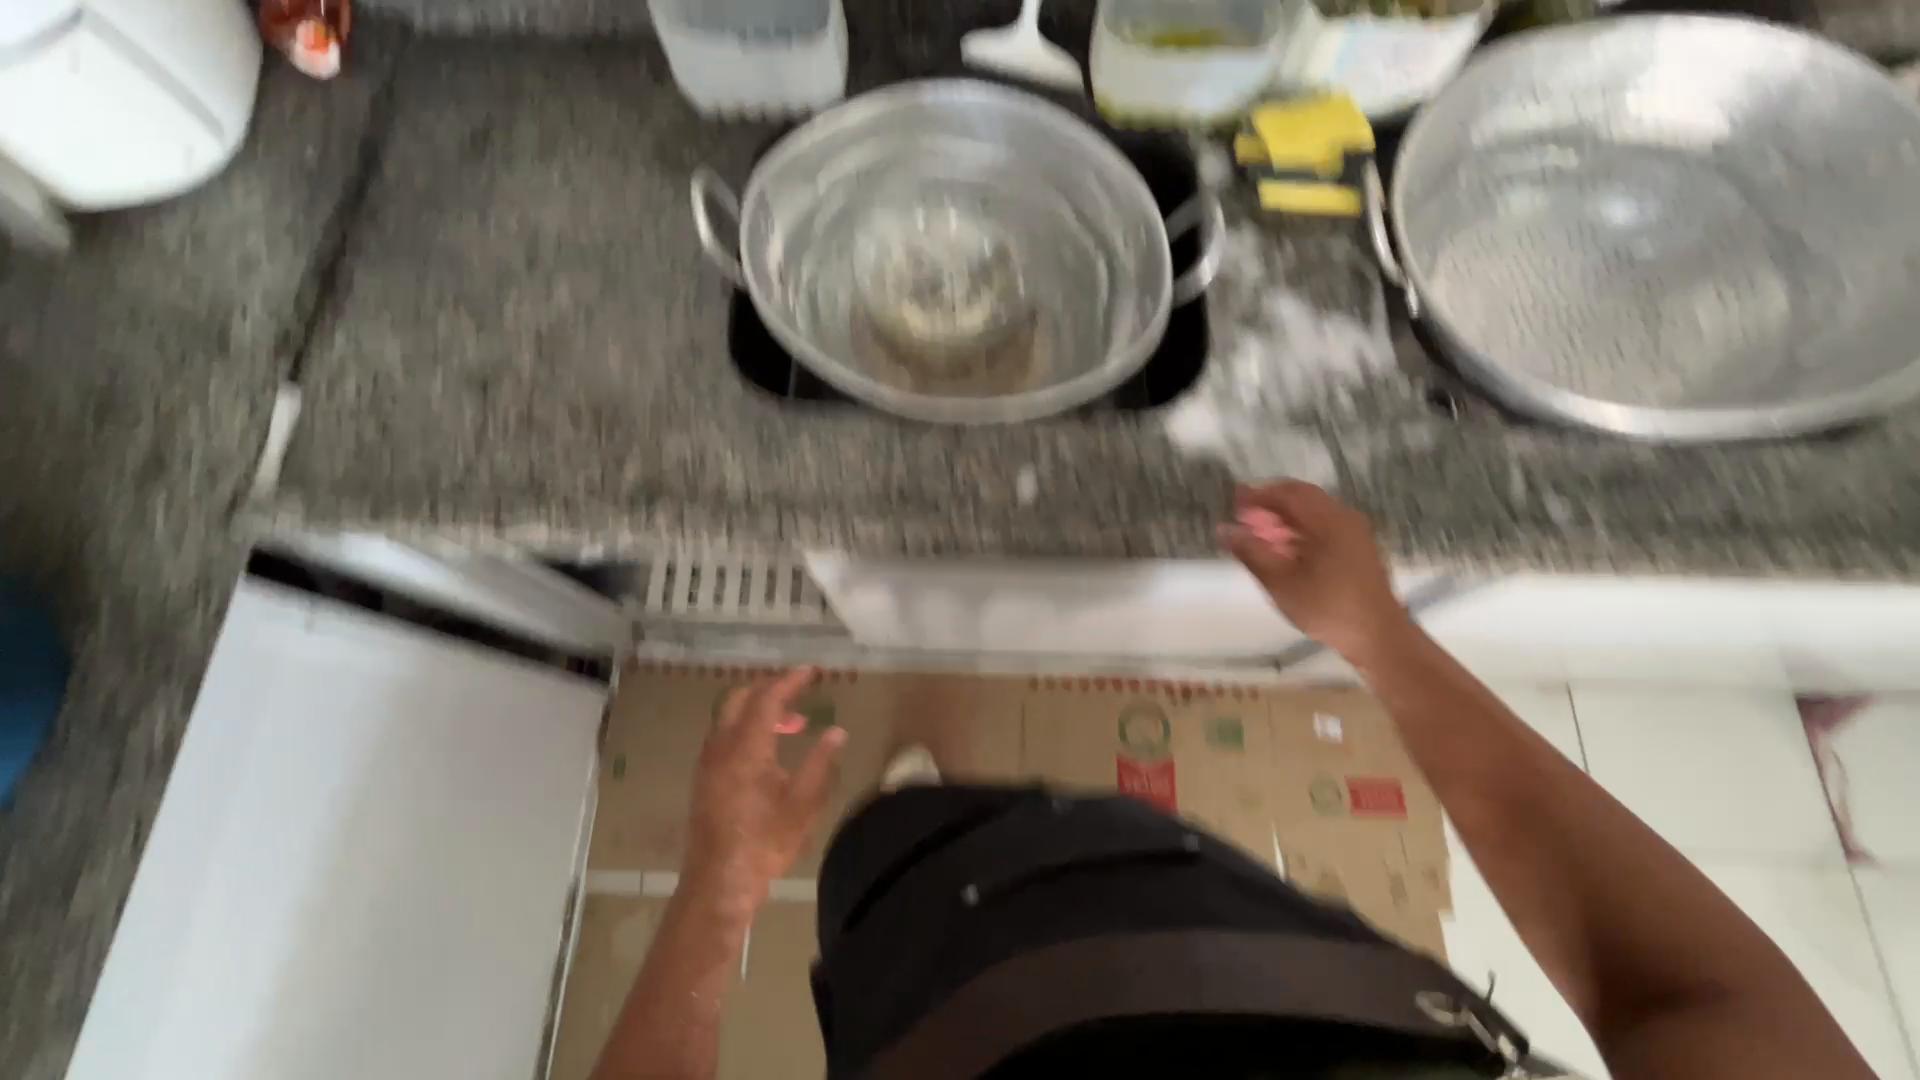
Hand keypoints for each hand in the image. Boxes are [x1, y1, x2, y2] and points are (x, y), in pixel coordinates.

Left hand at [685, 667, 846, 911]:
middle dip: (771, 688)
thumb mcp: (803, 804)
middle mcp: (721, 746)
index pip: (768, 699)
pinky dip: (747, 727)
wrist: (719, 882)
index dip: (791, 680)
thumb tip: (837, 732)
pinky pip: (724, 734)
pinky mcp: (705, 777)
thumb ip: (820, 763)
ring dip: (759, 709)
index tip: (813, 671)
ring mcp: (708, 762)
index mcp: (746, 748)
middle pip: (741, 697)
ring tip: (793, 724)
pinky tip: (768, 750)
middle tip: (800, 691)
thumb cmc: (765, 843)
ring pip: (729, 716)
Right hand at [1219, 480, 1413, 660]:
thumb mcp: (1280, 581)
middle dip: (1269, 504)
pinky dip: (1297, 530)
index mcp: (1328, 520)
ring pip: (1311, 513)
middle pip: (1301, 498)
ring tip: (1256, 534)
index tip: (1231, 503)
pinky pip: (1321, 527)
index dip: (1257, 495)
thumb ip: (1250, 552)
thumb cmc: (1326, 607)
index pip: (1287, 493)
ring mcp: (1353, 533)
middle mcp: (1343, 518)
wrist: (1377, 636)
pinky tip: (1280, 549)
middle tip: (1241, 517)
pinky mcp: (1356, 549)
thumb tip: (1224, 530)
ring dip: (1282, 518)